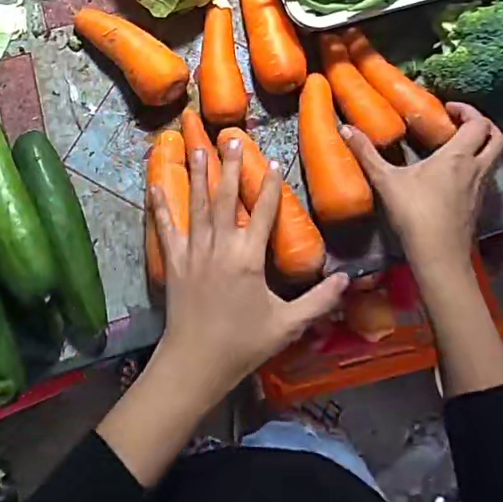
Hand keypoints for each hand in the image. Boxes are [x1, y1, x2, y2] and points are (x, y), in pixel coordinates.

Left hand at [147, 137, 348, 405]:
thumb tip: (348, 280)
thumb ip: (318, 300)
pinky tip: (154, 185)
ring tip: (197, 148)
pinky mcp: (173, 262)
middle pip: (225, 198)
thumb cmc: (243, 344)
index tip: (272, 161)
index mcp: (248, 258)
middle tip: (230, 138)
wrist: (194, 363)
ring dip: (197, 175)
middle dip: (229, 166)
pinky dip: (160, 206)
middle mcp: (220, 246)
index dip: (269, 186)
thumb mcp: (287, 325)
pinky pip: (166, 228)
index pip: (263, 212)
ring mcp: (193, 251)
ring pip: (196, 205)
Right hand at [343, 102, 502, 279]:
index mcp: (459, 156)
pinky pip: (487, 175)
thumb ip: (366, 153)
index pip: (478, 123)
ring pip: (495, 157)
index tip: (447, 108)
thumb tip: (345, 128)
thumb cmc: (415, 214)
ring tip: (457, 145)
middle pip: (497, 137)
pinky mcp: (480, 204)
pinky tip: (456, 174)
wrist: (439, 256)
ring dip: (482, 145)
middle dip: (482, 125)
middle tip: (458, 123)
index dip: (468, 110)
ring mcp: (482, 188)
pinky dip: (478, 165)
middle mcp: (477, 168)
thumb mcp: (386, 181)